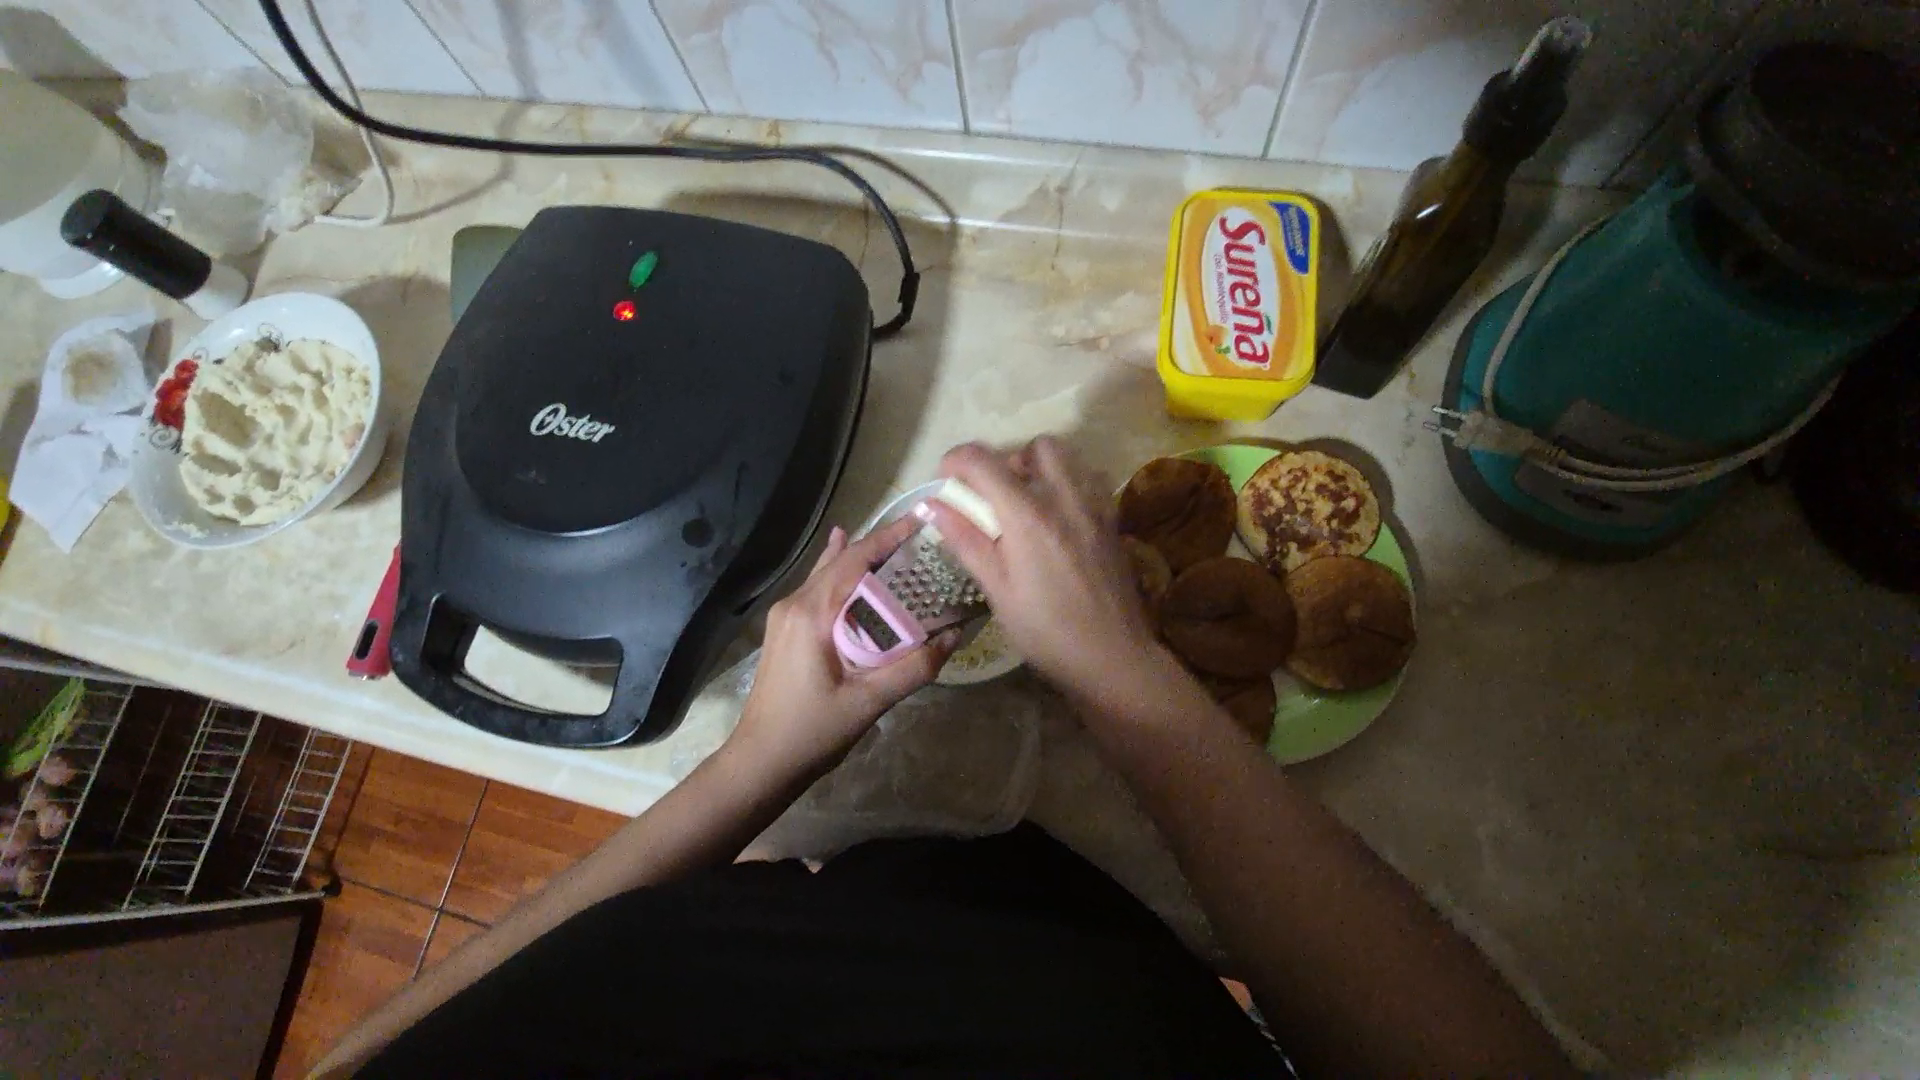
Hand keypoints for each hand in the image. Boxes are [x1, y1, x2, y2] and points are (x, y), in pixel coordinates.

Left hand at [727, 516, 958, 780]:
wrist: (760, 762)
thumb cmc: (813, 731)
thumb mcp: (870, 701)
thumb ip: (914, 667)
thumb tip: (956, 635)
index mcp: (812, 614)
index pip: (854, 560)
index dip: (887, 538)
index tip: (919, 522)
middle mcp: (794, 605)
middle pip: (840, 562)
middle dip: (878, 547)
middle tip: (918, 540)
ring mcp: (785, 617)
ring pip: (826, 574)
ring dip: (858, 560)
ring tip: (893, 545)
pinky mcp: (784, 631)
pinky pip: (817, 591)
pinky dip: (841, 577)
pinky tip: (844, 564)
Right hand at [925, 438, 1165, 704]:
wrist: (1113, 658)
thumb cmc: (1046, 632)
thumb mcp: (997, 592)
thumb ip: (967, 542)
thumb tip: (934, 506)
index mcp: (1029, 516)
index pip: (985, 462)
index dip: (956, 462)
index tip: (945, 480)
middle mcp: (1066, 499)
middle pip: (1037, 446)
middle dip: (1008, 459)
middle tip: (992, 494)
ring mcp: (1096, 508)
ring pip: (1068, 459)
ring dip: (1040, 469)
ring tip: (1024, 505)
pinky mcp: (1113, 522)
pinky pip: (1088, 482)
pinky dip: (1066, 485)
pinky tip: (1056, 521)